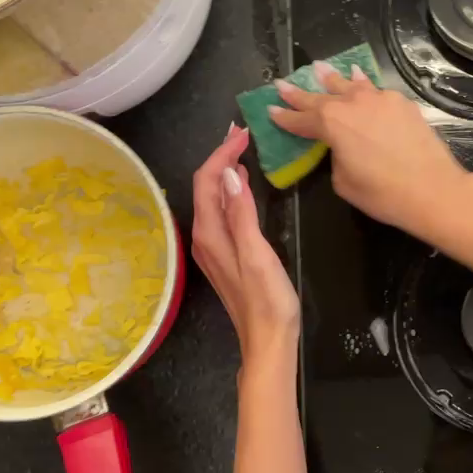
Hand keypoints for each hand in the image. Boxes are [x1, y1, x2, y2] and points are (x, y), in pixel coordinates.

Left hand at [191, 125, 299, 364]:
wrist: (268, 340)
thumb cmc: (268, 300)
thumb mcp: (257, 253)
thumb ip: (241, 212)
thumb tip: (229, 172)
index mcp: (210, 233)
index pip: (208, 180)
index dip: (222, 152)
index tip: (243, 133)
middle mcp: (205, 238)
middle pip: (206, 187)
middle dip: (221, 156)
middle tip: (243, 134)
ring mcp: (213, 248)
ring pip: (212, 199)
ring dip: (224, 172)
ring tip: (243, 151)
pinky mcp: (225, 256)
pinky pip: (221, 214)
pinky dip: (230, 192)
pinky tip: (243, 187)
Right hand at [267, 64, 472, 242]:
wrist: (432, 189)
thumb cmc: (382, 193)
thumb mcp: (344, 181)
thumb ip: (336, 157)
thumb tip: (342, 146)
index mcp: (331, 123)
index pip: (301, 119)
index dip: (285, 117)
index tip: (271, 110)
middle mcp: (352, 103)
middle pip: (321, 96)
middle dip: (300, 93)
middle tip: (282, 84)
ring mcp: (379, 99)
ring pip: (350, 84)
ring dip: (332, 78)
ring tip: (318, 68)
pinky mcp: (402, 103)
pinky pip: (375, 88)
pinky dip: (362, 83)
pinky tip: (359, 78)